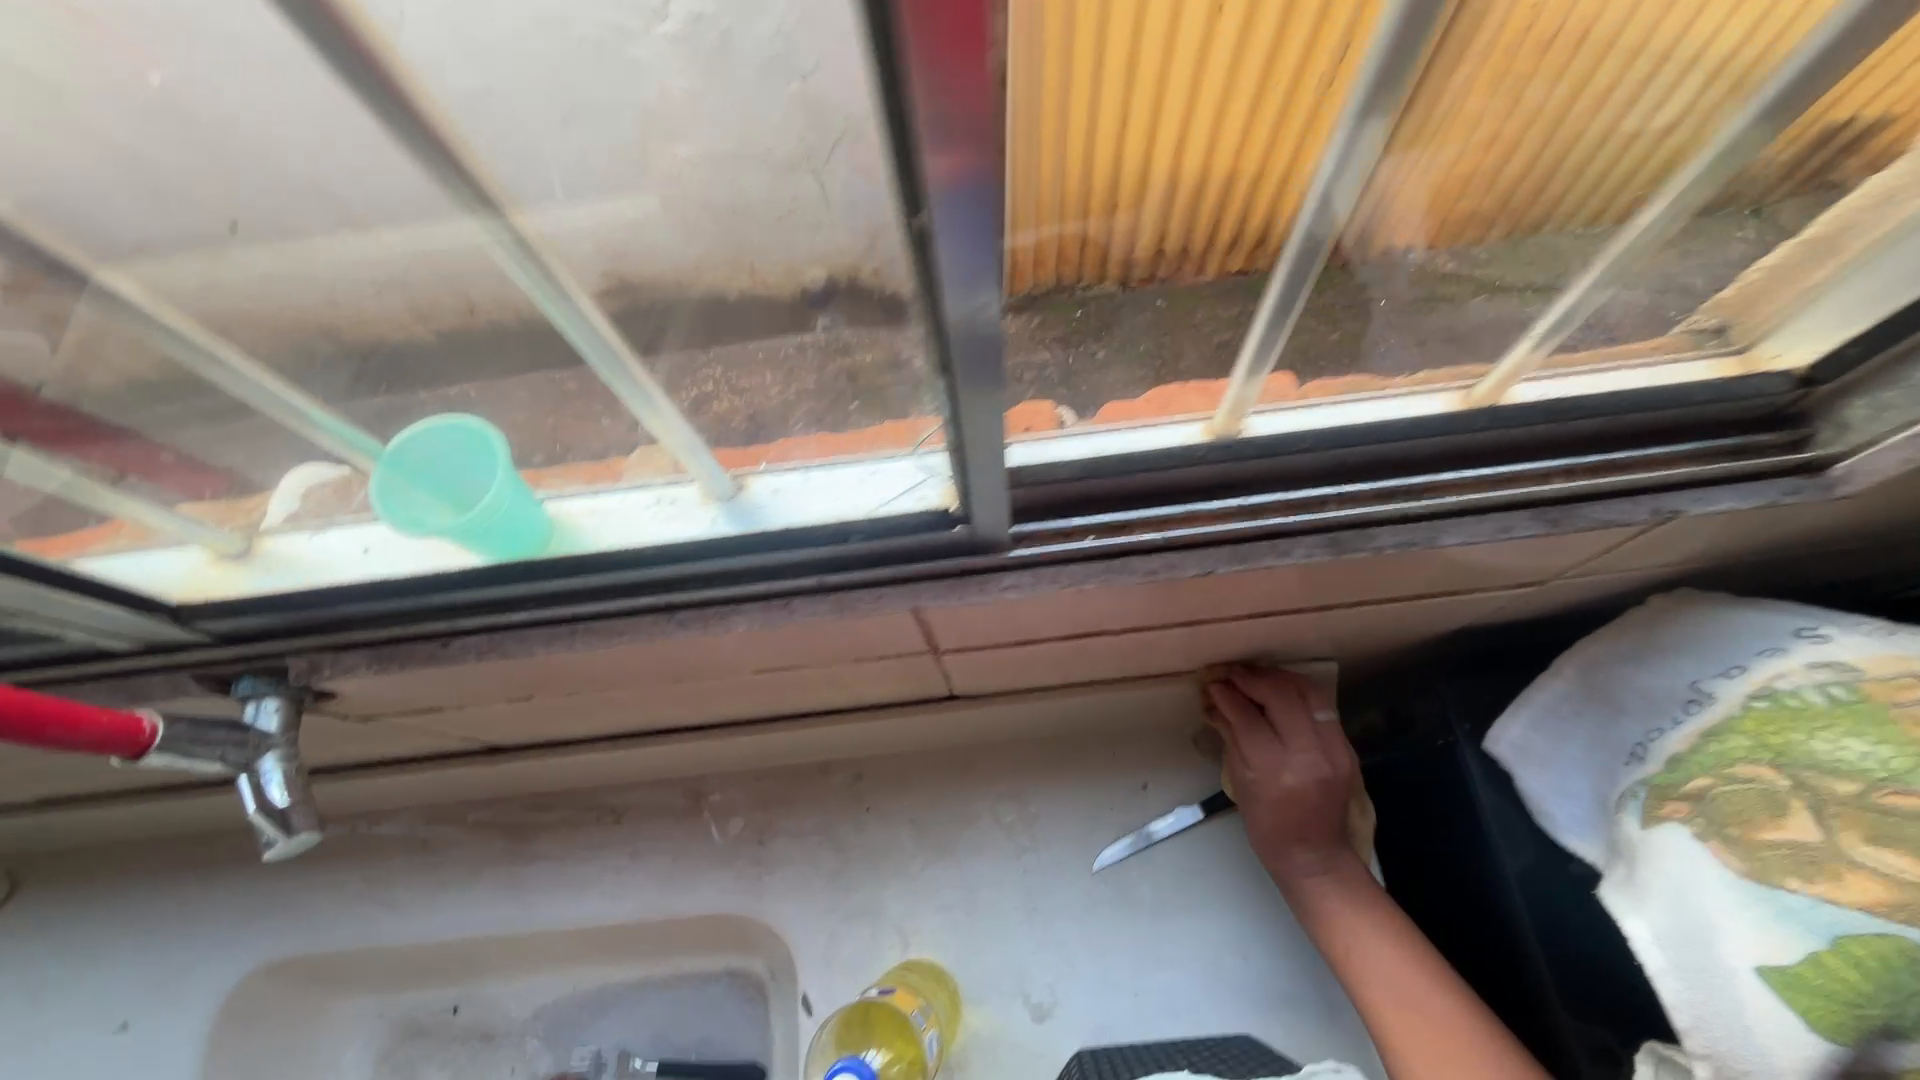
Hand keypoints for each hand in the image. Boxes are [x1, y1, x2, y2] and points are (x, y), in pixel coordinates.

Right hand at [1207, 666, 1362, 887]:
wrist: (1316, 856)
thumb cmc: (1267, 828)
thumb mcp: (1240, 783)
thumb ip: (1231, 737)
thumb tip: (1215, 703)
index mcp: (1275, 771)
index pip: (1248, 717)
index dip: (1227, 696)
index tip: (1213, 685)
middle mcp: (1309, 754)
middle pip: (1281, 695)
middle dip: (1253, 678)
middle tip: (1232, 674)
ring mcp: (1333, 749)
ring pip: (1307, 692)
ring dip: (1278, 678)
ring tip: (1256, 676)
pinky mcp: (1346, 748)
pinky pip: (1322, 706)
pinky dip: (1298, 692)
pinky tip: (1280, 691)